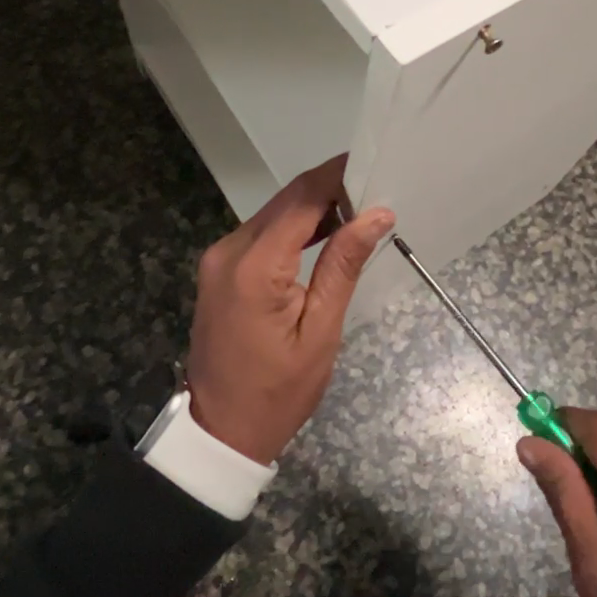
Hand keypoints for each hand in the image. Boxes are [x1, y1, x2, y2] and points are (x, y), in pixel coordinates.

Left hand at [187, 155, 394, 465]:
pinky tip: (326, 233)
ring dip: (314, 207)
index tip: (374, 164)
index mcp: (255, 265)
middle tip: (376, 190)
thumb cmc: (277, 392)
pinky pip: (262, 233)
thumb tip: (377, 214)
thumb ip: (344, 266)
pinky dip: (295, 227)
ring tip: (360, 210)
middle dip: (330, 189)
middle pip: (286, 201)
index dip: (337, 177)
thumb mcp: (320, 332)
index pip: (301, 199)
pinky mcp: (220, 268)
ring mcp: (219, 257)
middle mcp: (229, 249)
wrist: (219, 432)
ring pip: (274, 213)